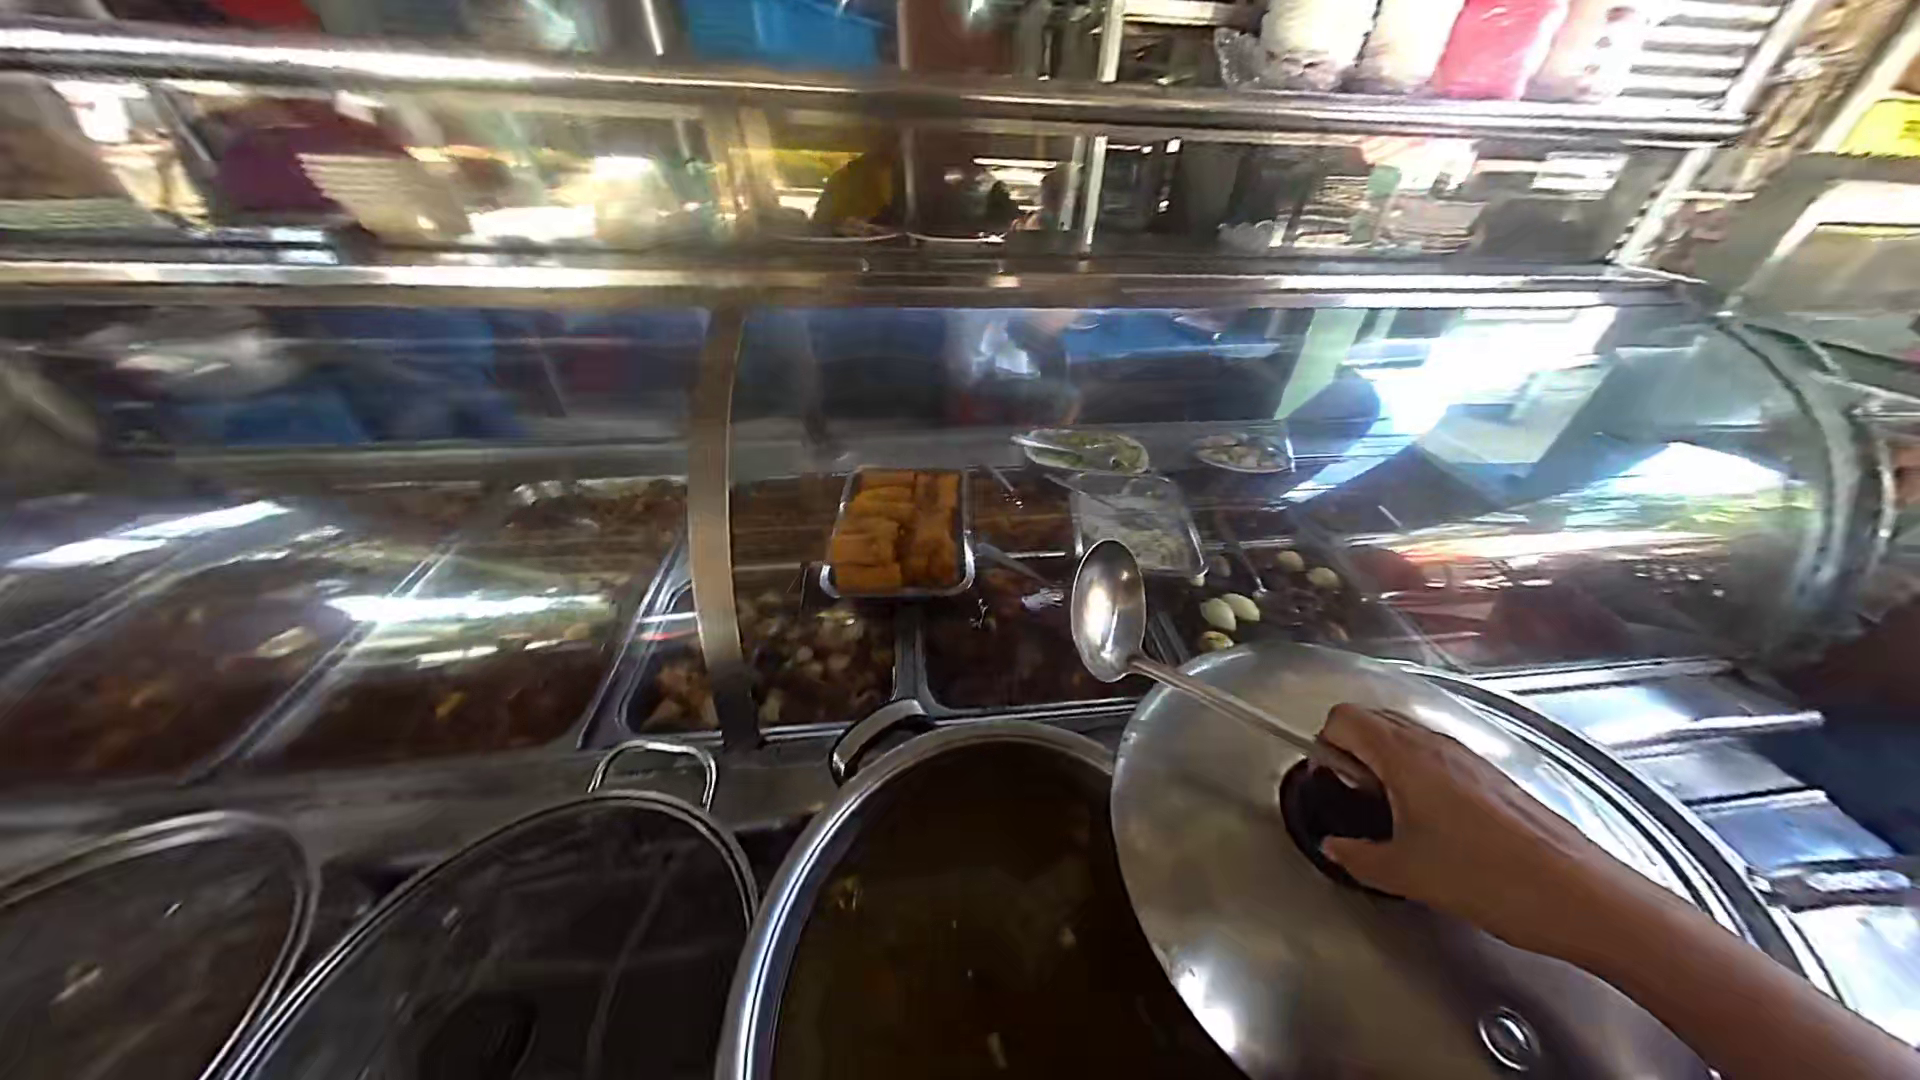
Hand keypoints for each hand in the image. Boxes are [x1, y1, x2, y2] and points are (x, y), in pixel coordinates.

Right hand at [1317, 704, 1674, 961]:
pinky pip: (1434, 755)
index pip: (1343, 717)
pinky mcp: (1491, 776)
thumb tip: (1332, 848)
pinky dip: (1415, 774)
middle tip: (1358, 799)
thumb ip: (1356, 856)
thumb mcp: (1406, 873)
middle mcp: (1434, 743)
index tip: (1335, 784)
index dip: (1326, 744)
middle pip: (1370, 720)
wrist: (1591, 900)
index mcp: (1403, 754)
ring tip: (1395, 814)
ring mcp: (1467, 756)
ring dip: (1383, 762)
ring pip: (1403, 737)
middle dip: (1351, 751)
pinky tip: (1435, 823)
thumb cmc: (1489, 877)